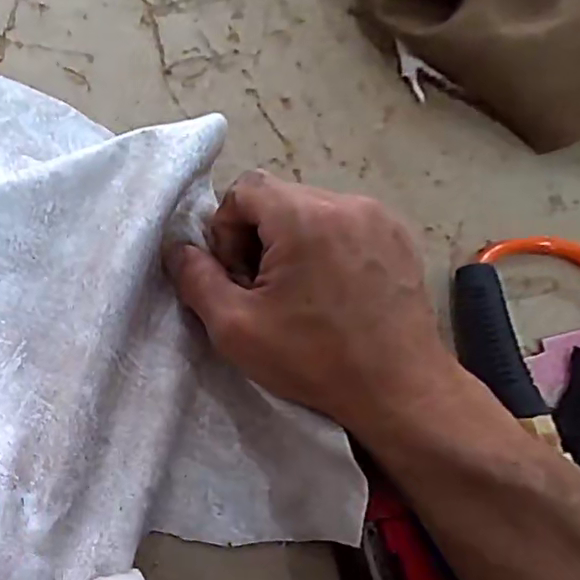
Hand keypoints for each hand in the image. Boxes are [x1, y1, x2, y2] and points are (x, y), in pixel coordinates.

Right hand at [167, 170, 459, 435]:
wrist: (399, 390)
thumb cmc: (314, 360)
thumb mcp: (235, 328)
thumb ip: (196, 279)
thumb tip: (178, 249)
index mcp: (304, 217)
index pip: (244, 190)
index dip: (227, 231)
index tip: (240, 279)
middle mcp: (346, 203)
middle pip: (279, 200)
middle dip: (259, 239)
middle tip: (265, 293)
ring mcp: (380, 218)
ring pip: (313, 212)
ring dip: (294, 244)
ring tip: (302, 297)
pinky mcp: (401, 238)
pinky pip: (347, 226)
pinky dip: (329, 249)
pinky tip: (335, 295)